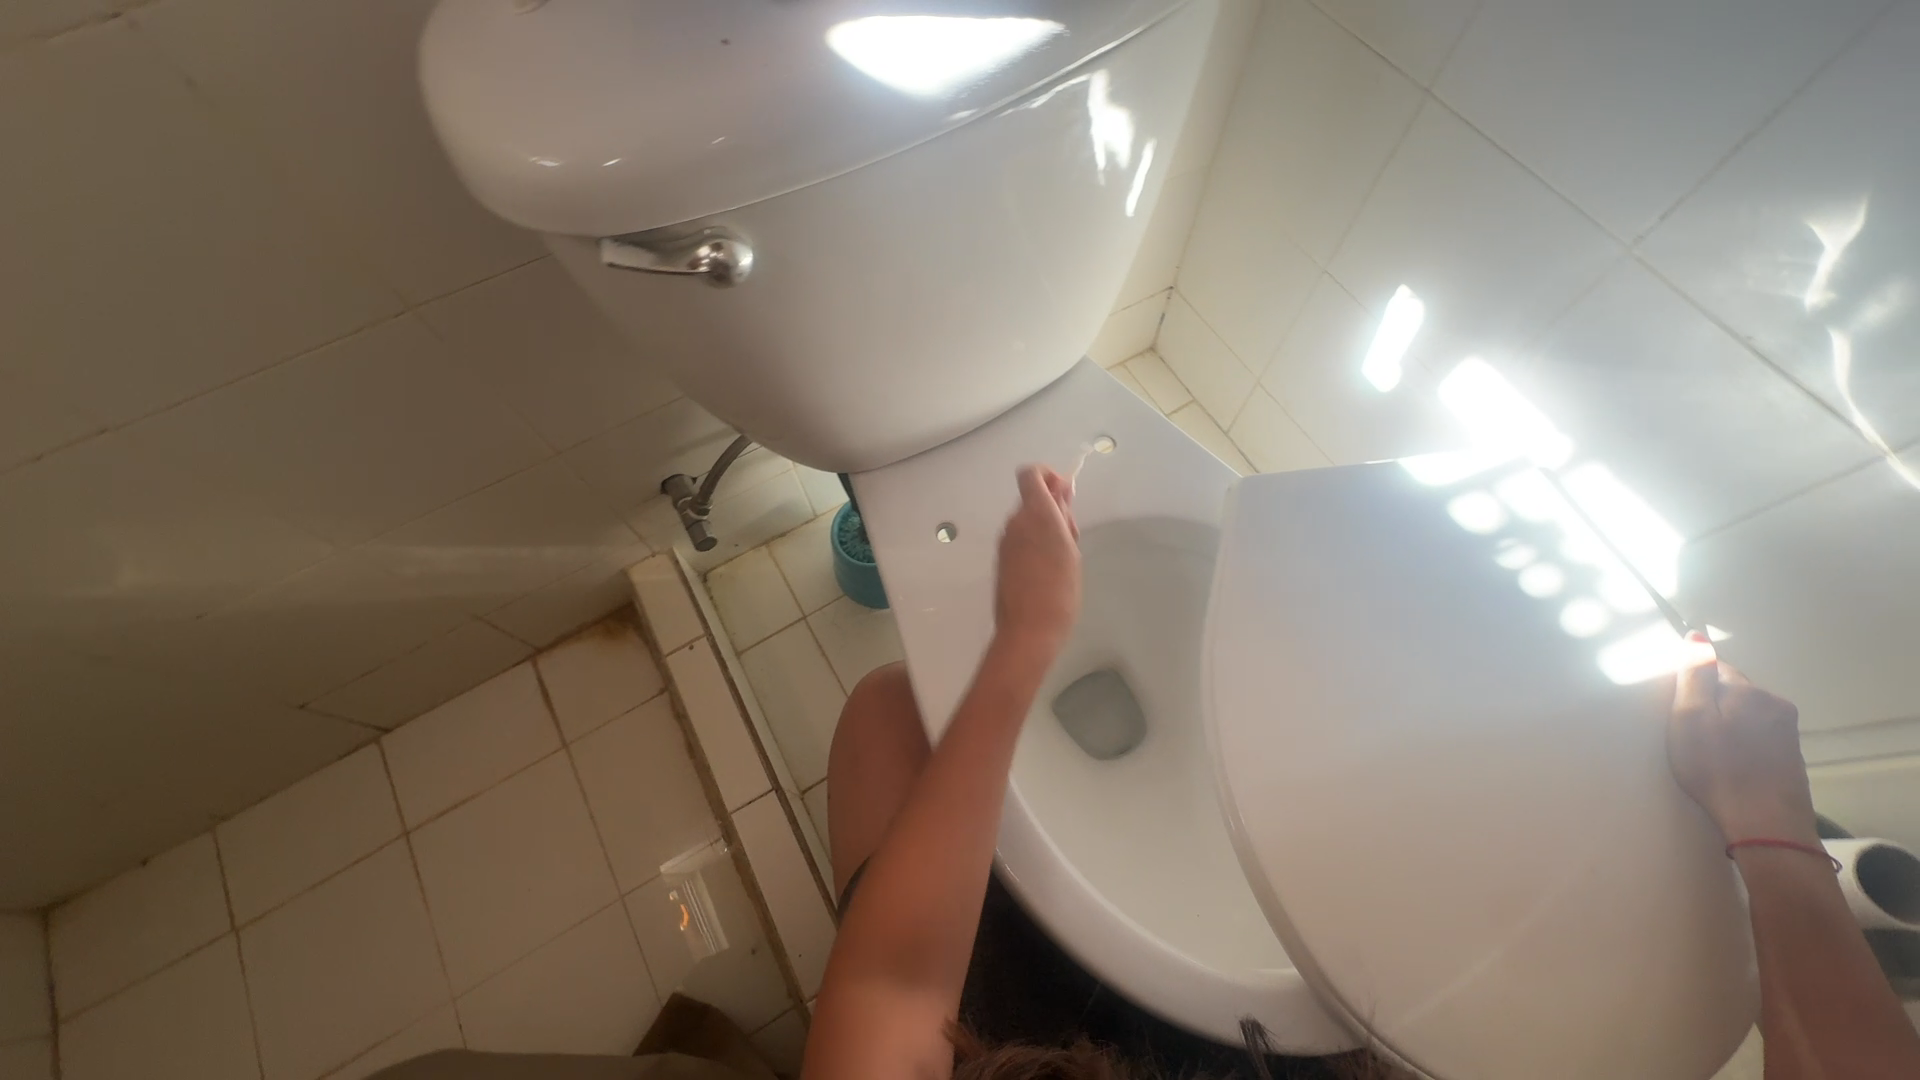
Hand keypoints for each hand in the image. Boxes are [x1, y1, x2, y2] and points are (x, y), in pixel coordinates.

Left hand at [993, 465, 1080, 654]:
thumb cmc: (1059, 591)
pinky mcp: (1002, 560)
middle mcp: (1015, 523)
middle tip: (1071, 536)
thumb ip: (1063, 516)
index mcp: (1035, 514)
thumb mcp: (1070, 549)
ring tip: (1064, 559)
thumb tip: (1061, 489)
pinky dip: (1036, 544)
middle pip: (1032, 499)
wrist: (1029, 631)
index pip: (1031, 474)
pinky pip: (1021, 539)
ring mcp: (1005, 542)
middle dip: (1053, 508)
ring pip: (1027, 520)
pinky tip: (1050, 570)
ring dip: (1045, 527)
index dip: (1049, 476)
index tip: (1066, 495)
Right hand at [1668, 640, 1817, 845]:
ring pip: (1742, 712)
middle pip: (1730, 689)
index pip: (1715, 667)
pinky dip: (1734, 739)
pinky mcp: (1788, 754)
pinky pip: (1753, 733)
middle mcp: (1775, 705)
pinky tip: (1723, 759)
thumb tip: (1696, 636)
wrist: (1764, 821)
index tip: (1674, 705)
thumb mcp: (1690, 715)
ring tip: (1701, 747)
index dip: (1690, 682)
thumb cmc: (1715, 766)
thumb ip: (1694, 674)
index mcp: (1750, 692)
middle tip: (1683, 729)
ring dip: (1721, 721)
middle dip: (1706, 701)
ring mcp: (1786, 731)